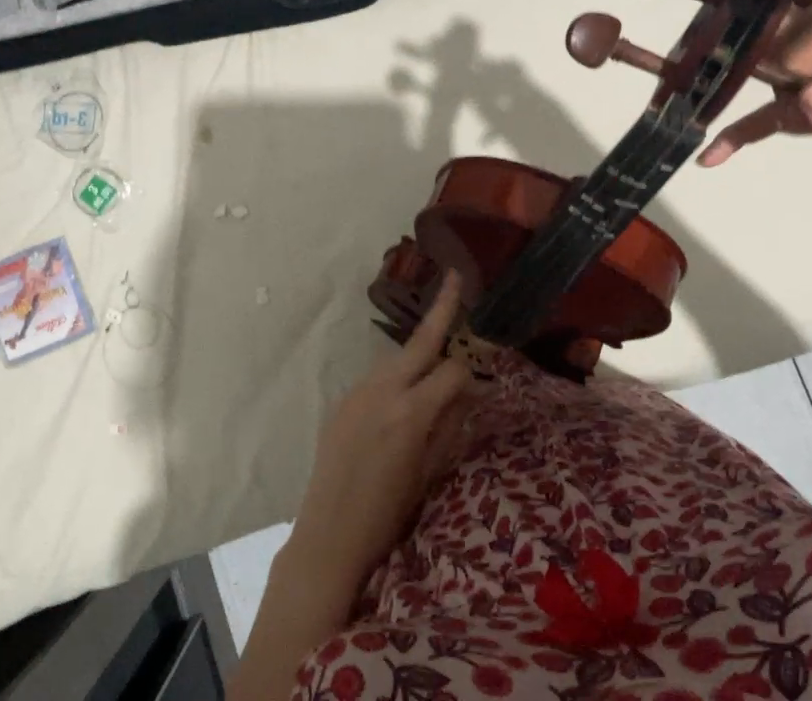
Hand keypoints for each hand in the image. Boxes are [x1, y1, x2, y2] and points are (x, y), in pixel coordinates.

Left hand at [285, 273, 480, 591]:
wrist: (329, 533)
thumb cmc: (388, 513)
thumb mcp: (430, 472)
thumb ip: (450, 425)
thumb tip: (468, 391)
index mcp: (410, 412)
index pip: (452, 370)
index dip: (471, 374)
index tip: (482, 383)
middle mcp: (382, 391)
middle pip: (419, 342)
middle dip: (441, 310)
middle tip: (457, 278)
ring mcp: (356, 393)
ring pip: (396, 360)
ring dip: (418, 357)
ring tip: (434, 368)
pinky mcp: (341, 402)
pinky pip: (377, 380)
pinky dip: (396, 380)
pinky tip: (401, 402)